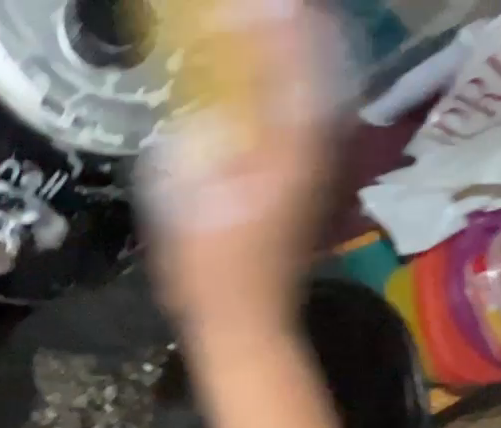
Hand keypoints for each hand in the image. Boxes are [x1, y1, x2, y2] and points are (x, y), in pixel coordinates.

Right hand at [136, 0, 338, 344]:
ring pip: (315, 78)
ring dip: (290, 46)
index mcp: (284, 144)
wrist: (245, 322)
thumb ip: (190, 150)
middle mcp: (312, 141)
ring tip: (261, 23)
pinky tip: (263, 76)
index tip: (239, 2)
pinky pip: (305, 106)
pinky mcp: (308, 173)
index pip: (289, 55)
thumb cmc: (209, 275)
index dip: (267, 18)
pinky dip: (288, 78)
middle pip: (313, 56)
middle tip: (251, 9)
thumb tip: (192, 108)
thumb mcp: (184, 210)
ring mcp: (316, 157)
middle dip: (285, 23)